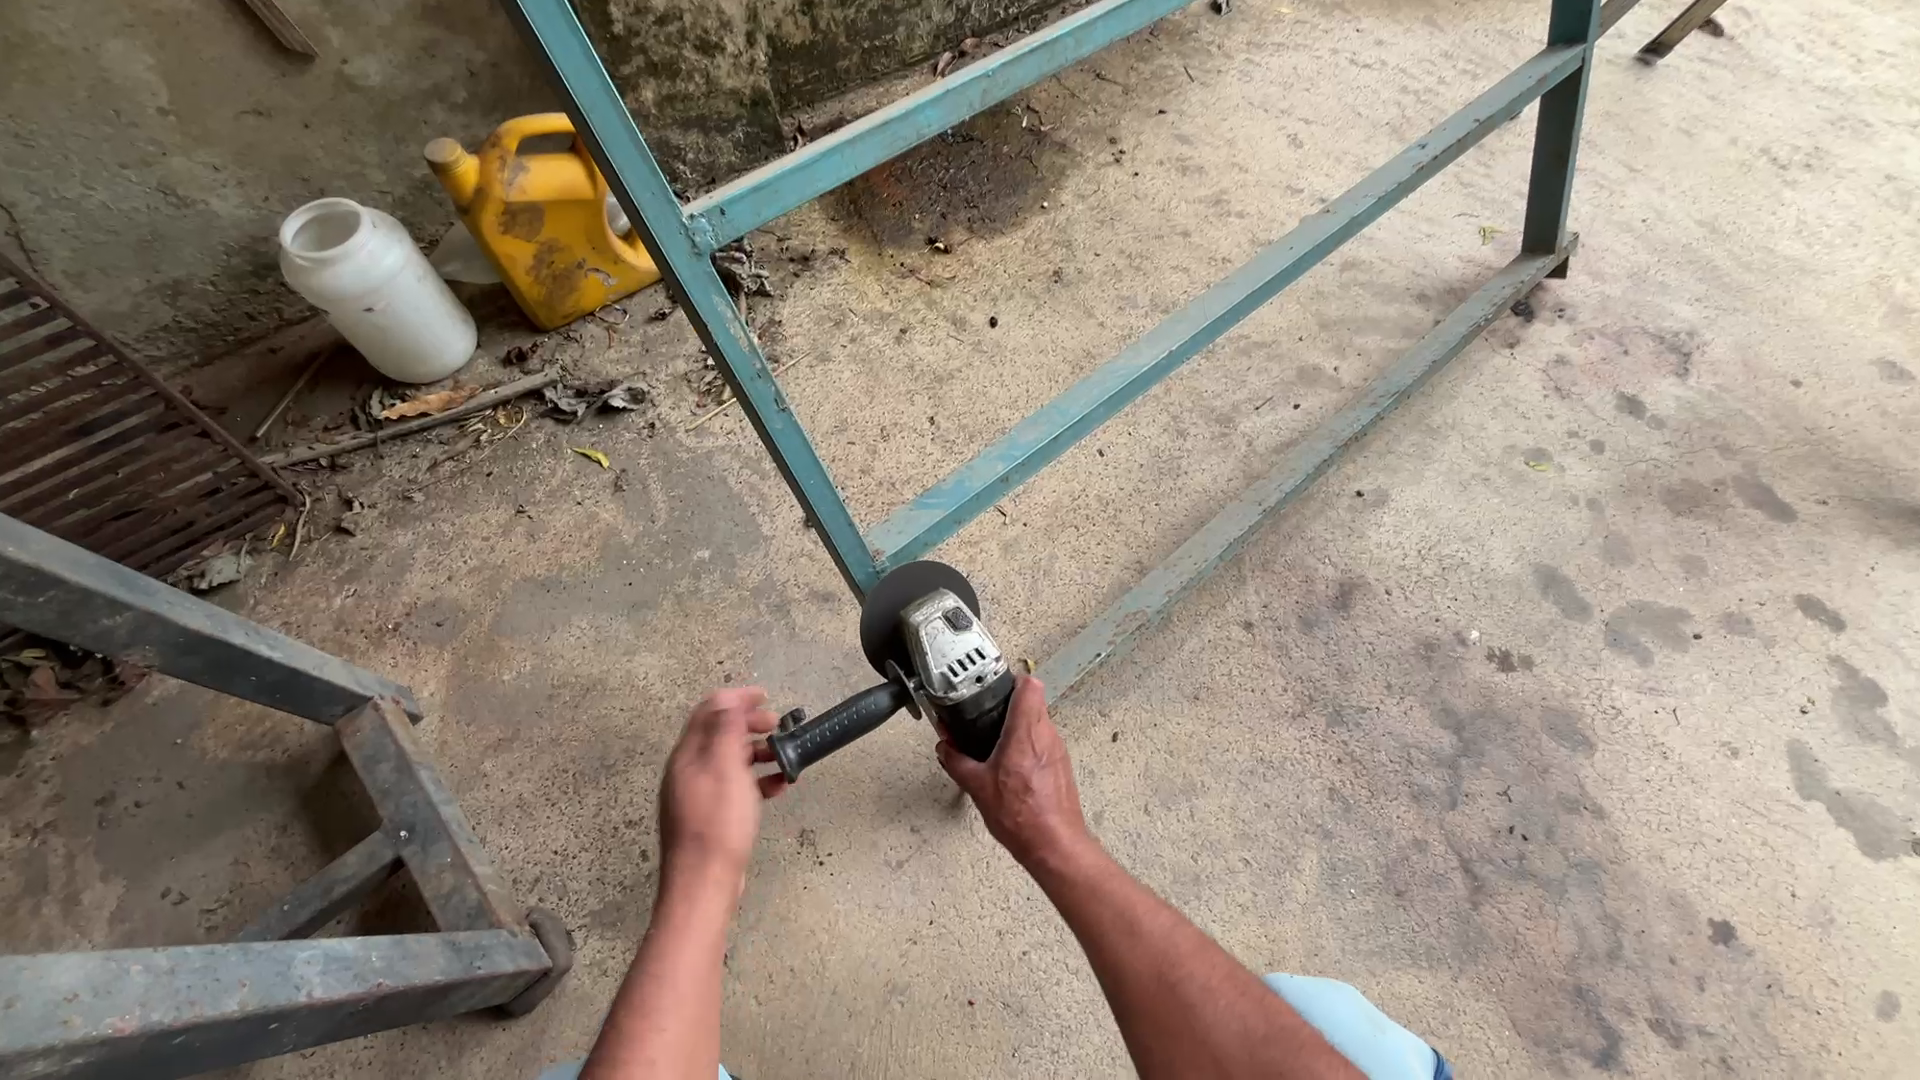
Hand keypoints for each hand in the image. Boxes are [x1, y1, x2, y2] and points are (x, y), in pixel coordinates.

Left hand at [658, 687, 786, 888]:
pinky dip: (757, 780)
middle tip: (778, 725)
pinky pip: (736, 785)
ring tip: (785, 756)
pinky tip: (778, 787)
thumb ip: (726, 730)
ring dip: (758, 752)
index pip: (709, 711)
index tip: (766, 696)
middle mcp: (688, 770)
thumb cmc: (718, 823)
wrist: (704, 883)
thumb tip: (729, 699)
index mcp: (687, 755)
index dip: (737, 698)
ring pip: (730, 760)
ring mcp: (698, 793)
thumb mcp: (726, 768)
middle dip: (750, 724)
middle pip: (719, 733)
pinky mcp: (711, 815)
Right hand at [937, 675, 1092, 868]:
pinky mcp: (1061, 764)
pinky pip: (1044, 741)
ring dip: (1019, 724)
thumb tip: (945, 749)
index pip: (1029, 684)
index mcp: (1025, 732)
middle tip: (990, 713)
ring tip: (998, 740)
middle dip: (1009, 704)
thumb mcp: (976, 786)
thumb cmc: (1023, 817)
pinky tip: (1012, 764)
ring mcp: (1057, 749)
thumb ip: (956, 761)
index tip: (995, 685)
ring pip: (1039, 720)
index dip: (1011, 679)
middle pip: (1033, 700)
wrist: (1054, 844)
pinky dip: (1028, 744)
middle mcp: (1046, 734)